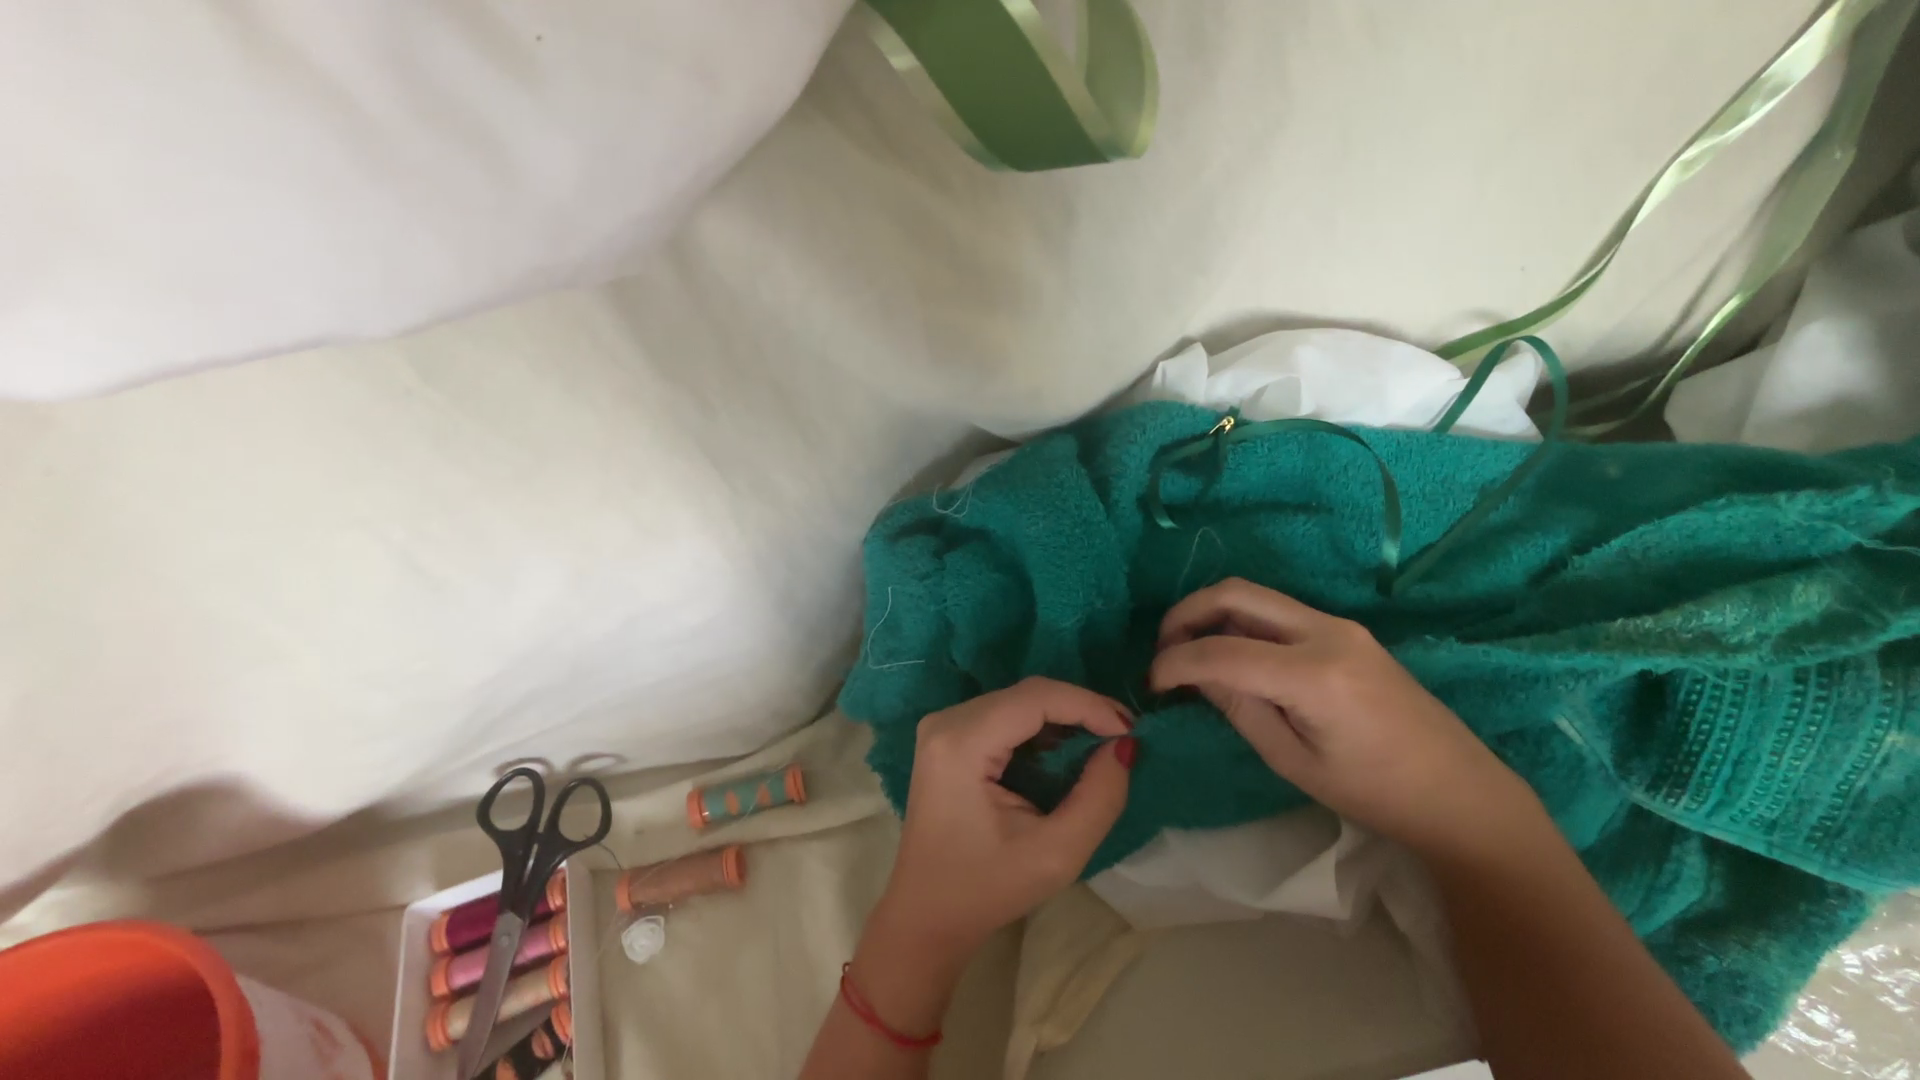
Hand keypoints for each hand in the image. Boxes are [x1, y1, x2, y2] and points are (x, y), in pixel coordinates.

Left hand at [876, 676, 1135, 957]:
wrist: (926, 915)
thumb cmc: (986, 889)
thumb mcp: (1056, 854)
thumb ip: (1098, 797)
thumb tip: (1125, 746)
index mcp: (961, 743)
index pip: (1035, 698)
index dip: (1088, 705)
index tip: (1132, 731)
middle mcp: (946, 722)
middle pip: (1026, 694)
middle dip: (1080, 708)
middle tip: (1126, 736)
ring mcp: (942, 727)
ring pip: (1017, 701)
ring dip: (1064, 716)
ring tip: (1106, 742)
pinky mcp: (947, 739)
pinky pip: (1004, 716)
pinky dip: (1041, 727)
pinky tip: (1070, 749)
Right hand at [1148, 578, 1538, 862]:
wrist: (1458, 792)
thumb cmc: (1374, 793)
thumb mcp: (1292, 760)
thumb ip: (1238, 707)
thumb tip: (1192, 675)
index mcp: (1315, 674)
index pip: (1221, 650)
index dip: (1174, 663)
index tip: (1150, 685)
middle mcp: (1327, 632)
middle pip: (1235, 593)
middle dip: (1185, 614)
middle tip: (1161, 651)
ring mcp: (1341, 625)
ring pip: (1255, 596)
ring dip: (1211, 614)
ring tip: (1187, 654)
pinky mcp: (1346, 632)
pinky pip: (1277, 612)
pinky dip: (1240, 623)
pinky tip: (1228, 655)